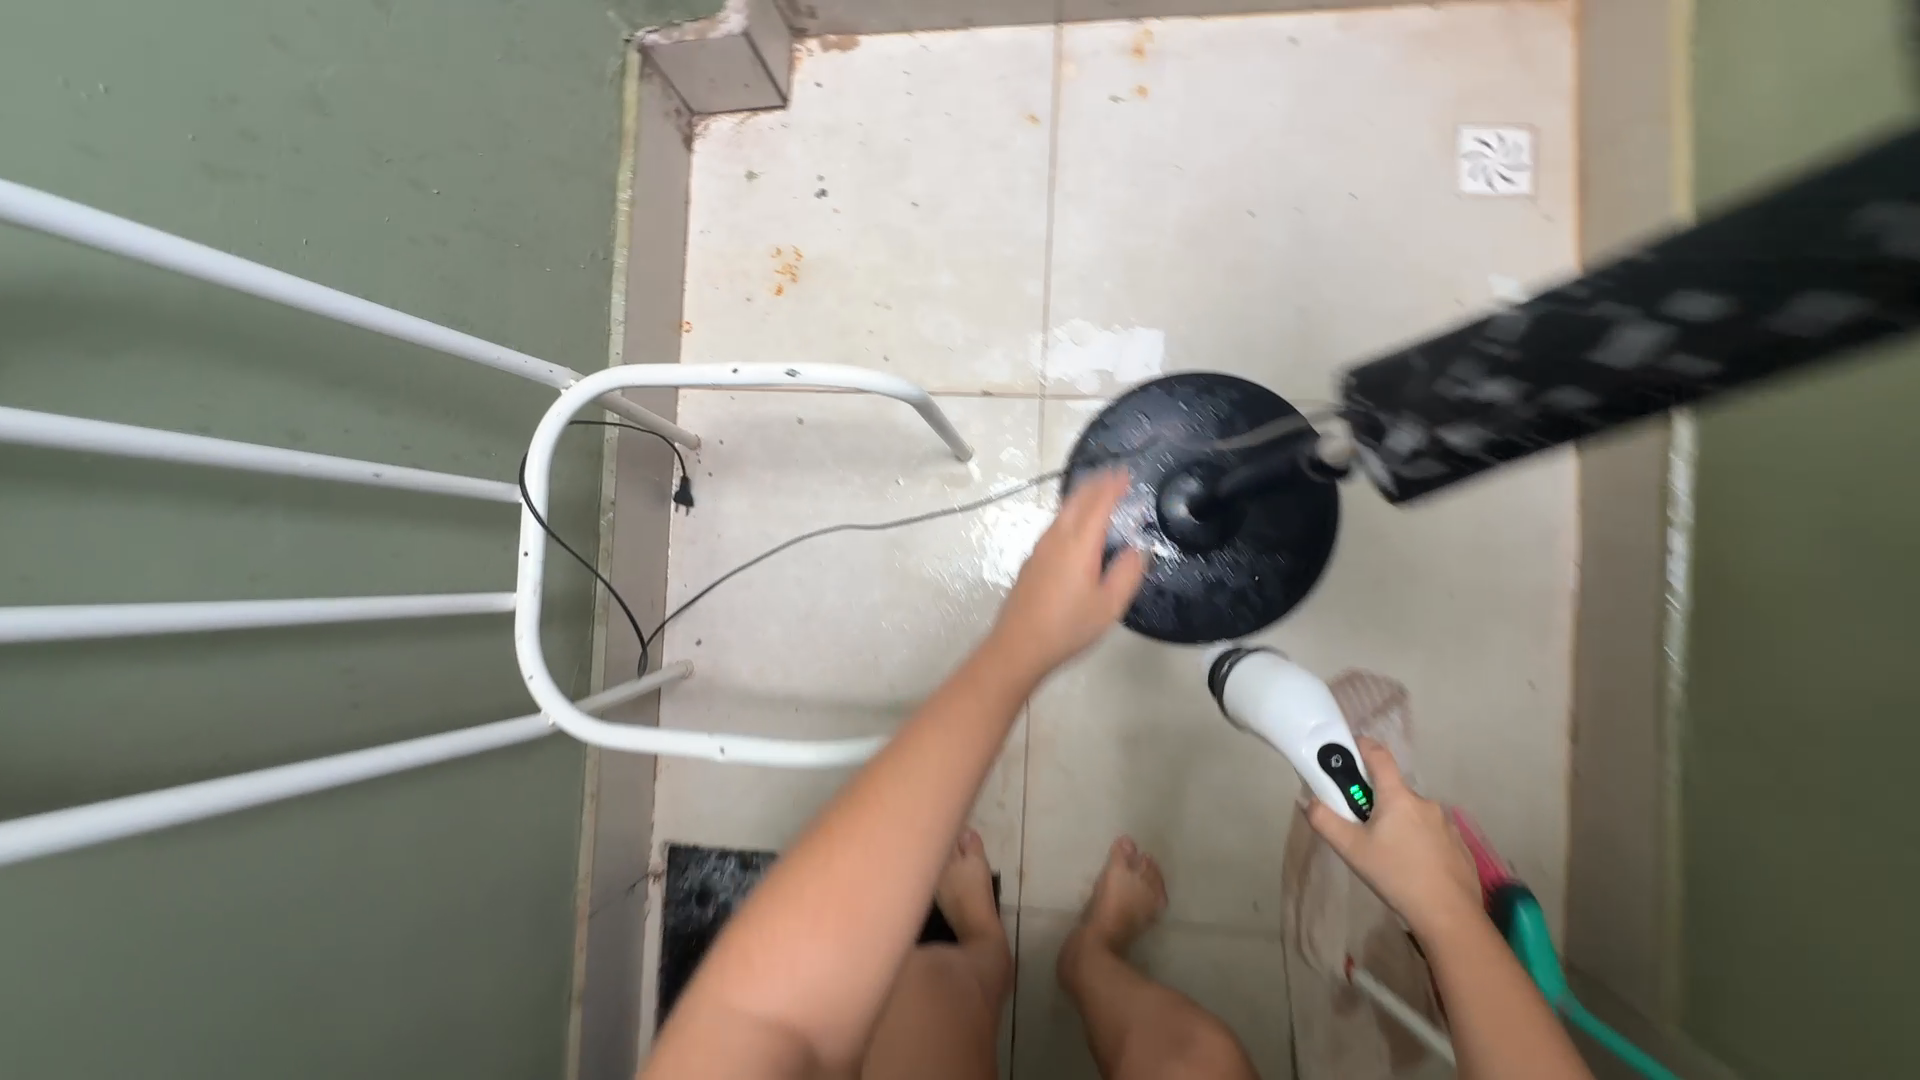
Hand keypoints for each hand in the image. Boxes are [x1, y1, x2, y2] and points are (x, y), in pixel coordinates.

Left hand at [987, 469, 1146, 679]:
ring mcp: (1039, 549)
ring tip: (1098, 495)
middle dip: (1096, 484)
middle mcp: (1056, 538)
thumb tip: (1139, 549)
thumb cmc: (1067, 627)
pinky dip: (1070, 515)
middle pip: (1076, 500)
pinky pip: (1055, 526)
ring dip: (1081, 498)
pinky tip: (1075, 527)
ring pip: (1062, 512)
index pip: (1098, 503)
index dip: (1113, 486)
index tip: (1126, 473)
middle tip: (1114, 476)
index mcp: (1079, 544)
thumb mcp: (1109, 605)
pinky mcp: (1031, 561)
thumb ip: (1128, 572)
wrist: (1018, 646)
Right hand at [1306, 737, 1484, 942]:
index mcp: (1397, 797)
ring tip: (1387, 854)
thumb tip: (1309, 801)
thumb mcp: (1350, 849)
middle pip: (1392, 790)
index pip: (1378, 755)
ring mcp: (1446, 824)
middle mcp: (1424, 803)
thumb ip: (1324, 820)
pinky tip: (1411, 866)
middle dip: (1373, 800)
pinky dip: (1416, 840)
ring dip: (1396, 822)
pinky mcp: (1458, 845)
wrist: (1449, 916)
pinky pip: (1430, 832)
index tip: (1346, 750)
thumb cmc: (1396, 875)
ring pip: (1411, 813)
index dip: (1361, 746)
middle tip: (1360, 826)